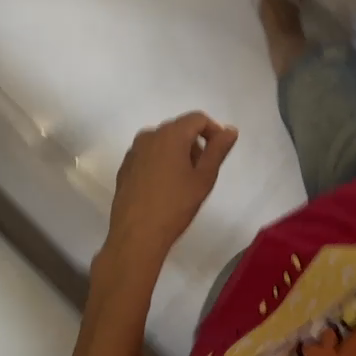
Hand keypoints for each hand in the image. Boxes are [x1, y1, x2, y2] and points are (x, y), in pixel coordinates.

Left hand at [107, 111, 238, 261]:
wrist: (135, 237)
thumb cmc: (174, 206)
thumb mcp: (204, 178)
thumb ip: (218, 149)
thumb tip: (230, 129)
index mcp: (171, 134)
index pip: (198, 118)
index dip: (213, 131)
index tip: (218, 153)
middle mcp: (150, 135)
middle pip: (180, 128)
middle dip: (195, 144)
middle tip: (202, 171)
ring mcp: (134, 151)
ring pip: (163, 141)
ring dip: (177, 153)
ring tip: (183, 182)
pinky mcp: (125, 167)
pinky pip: (148, 154)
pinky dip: (160, 162)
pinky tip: (163, 188)